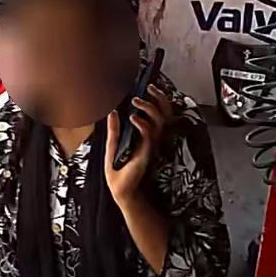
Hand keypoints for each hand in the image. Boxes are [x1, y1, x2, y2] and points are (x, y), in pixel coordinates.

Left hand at [105, 85, 171, 205]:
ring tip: (135, 101)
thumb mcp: (113, 145)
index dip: (155, 99)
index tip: (147, 86)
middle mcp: (150, 138)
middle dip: (159, 98)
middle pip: (163, 113)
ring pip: (159, 121)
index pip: (155, 113)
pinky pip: (150, 134)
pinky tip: (133, 118)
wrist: (121, 190)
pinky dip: (142, 124)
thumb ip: (114, 130)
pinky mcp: (147, 152)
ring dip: (148, 108)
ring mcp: (151, 145)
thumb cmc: (118, 172)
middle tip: (149, 87)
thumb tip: (111, 112)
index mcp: (144, 135)